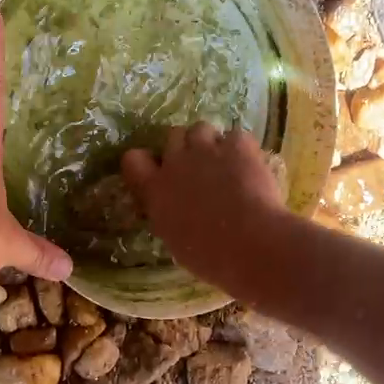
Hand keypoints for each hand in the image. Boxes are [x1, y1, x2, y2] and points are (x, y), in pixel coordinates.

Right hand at [121, 122, 290, 284]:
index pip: (133, 159)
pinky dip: (242, 149)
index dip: (147, 161)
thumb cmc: (210, 255)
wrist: (250, 243)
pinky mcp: (237, 145)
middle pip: (173, 135)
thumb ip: (168, 212)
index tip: (159, 170)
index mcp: (156, 189)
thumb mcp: (175, 239)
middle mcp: (176, 161)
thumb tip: (174, 206)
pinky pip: (236, 137)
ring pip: (202, 128)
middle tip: (200, 167)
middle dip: (185, 147)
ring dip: (211, 142)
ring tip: (226, 163)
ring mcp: (207, 149)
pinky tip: (250, 166)